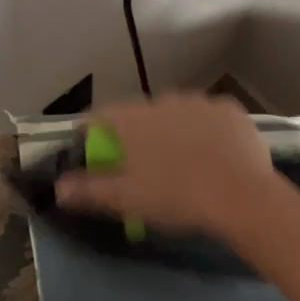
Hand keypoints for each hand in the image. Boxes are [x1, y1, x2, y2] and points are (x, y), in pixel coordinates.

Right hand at [54, 93, 288, 237]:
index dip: (93, 135)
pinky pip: (208, 118)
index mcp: (132, 119)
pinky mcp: (230, 110)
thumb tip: (59, 188)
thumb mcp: (126, 199)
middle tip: (143, 167)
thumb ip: (89, 190)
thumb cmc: (175, 196)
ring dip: (172, 131)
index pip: (100, 117)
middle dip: (136, 136)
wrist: (240, 196)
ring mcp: (200, 101)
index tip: (97, 156)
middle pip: (139, 115)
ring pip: (176, 114)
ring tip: (181, 163)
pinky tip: (213, 155)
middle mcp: (162, 100)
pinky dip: (205, 131)